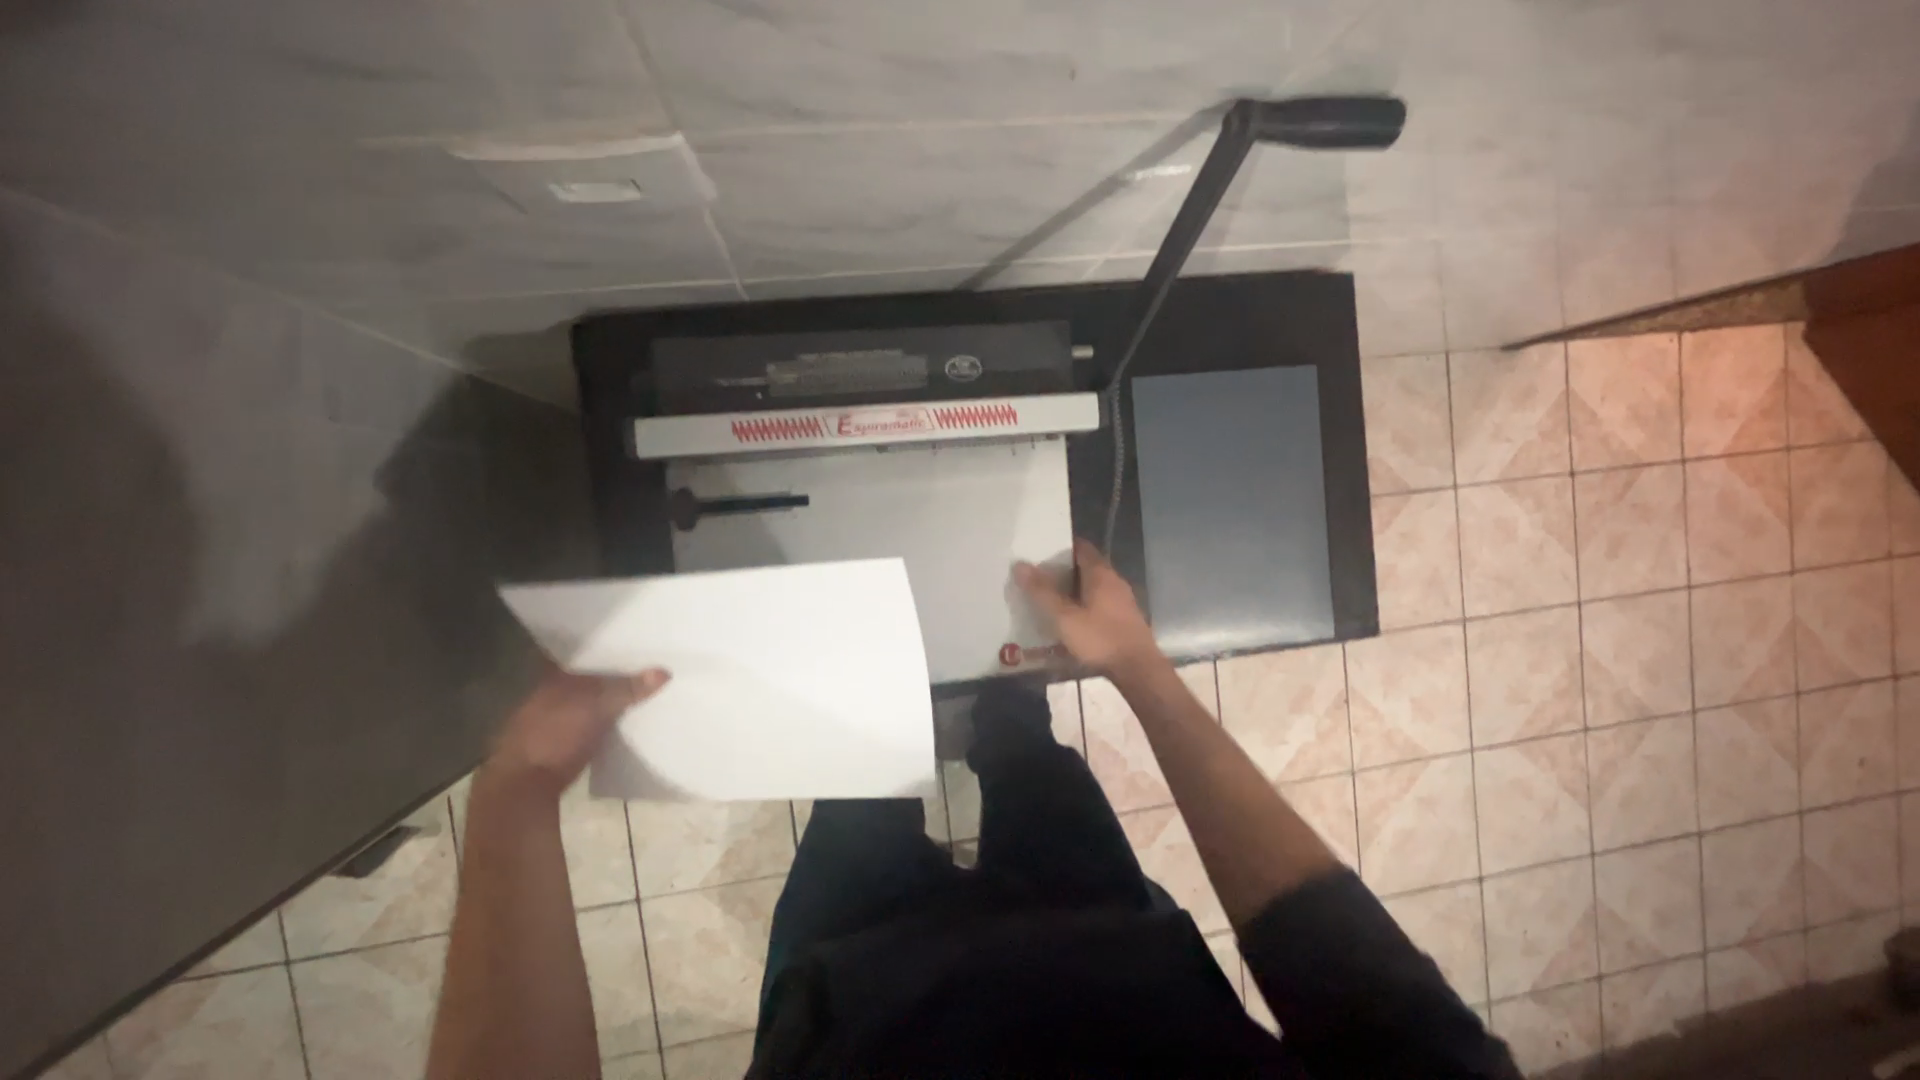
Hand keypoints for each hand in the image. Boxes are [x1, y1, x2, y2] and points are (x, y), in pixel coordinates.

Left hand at [483, 664, 670, 798]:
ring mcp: (546, 723)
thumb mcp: (597, 708)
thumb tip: (664, 671)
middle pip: (583, 681)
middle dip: (608, 677)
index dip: (604, 651)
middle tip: (642, 670)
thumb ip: (628, 689)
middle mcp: (546, 696)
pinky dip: (598, 727)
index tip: (630, 646)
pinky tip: (618, 728)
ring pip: (582, 705)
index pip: (580, 656)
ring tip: (637, 698)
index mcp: (552, 679)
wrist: (522, 786)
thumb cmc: (555, 736)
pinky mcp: (552, 749)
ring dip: (603, 704)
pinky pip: (582, 728)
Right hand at [1014, 538, 1161, 675]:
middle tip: (1037, 578)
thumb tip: (1020, 565)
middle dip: (1063, 571)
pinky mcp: (1124, 619)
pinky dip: (1083, 605)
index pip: (1081, 547)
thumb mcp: (1064, 617)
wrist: (1138, 669)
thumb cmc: (1100, 638)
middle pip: (1086, 567)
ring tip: (1049, 599)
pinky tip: (1070, 620)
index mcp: (1100, 574)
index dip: (1061, 547)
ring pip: (1093, 587)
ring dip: (1073, 590)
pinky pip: (1099, 603)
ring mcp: (1122, 600)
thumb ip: (1042, 591)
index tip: (1040, 552)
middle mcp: (1114, 581)